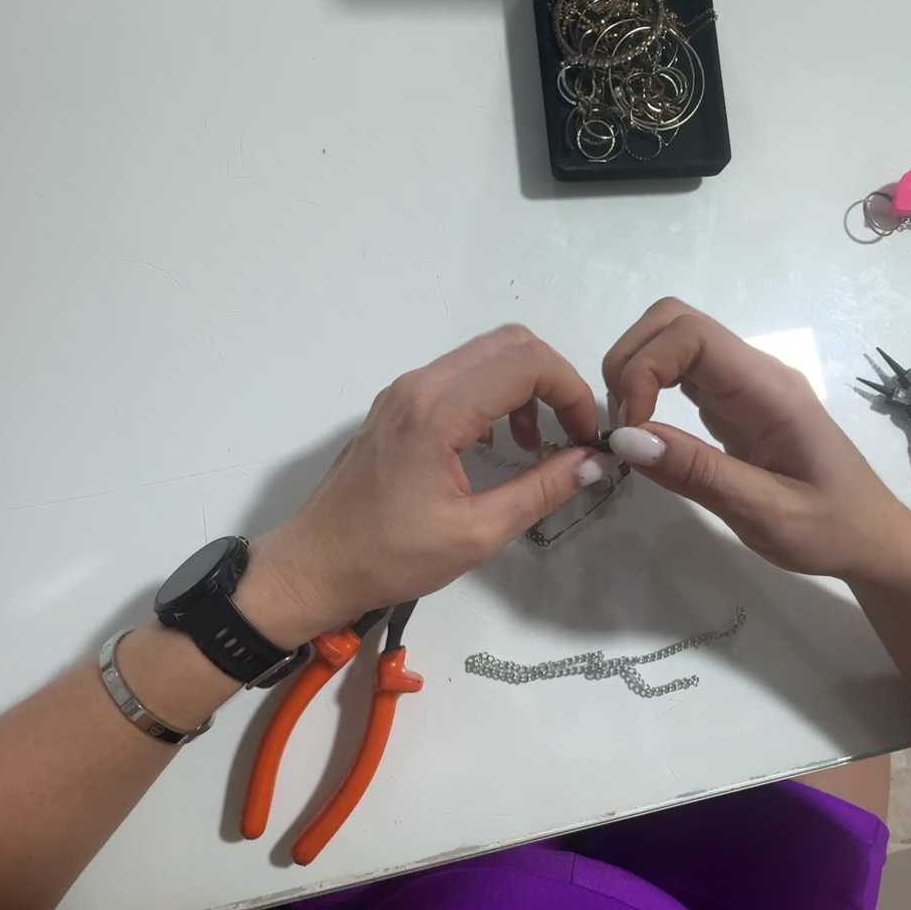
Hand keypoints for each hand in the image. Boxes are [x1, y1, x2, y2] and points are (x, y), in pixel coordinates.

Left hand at [242, 325, 605, 640]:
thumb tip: (594, 462)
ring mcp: (402, 392)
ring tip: (530, 445)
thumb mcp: (476, 533)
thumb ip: (541, 491)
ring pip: (482, 356)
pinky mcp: (394, 406)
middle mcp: (419, 385)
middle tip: (568, 433)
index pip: (527, 363)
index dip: (572, 392)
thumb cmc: (390, 557)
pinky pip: (456, 377)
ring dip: (521, 387)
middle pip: (509, 344)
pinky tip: (492, 445)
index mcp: (438, 412)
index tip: (586, 436)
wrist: (316, 565)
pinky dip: (490, 395)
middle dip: (552, 381)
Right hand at [601, 298, 910, 579]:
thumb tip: (626, 438)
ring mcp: (741, 386)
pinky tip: (645, 435)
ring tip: (629, 434)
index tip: (629, 428)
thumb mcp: (764, 513)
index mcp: (769, 390)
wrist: (870, 541)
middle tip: (622, 427)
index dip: (644, 368)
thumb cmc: (829, 530)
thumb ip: (696, 473)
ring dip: (633, 374)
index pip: (692, 334)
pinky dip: (646, 392)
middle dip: (630, 361)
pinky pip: (679, 374)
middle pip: (674, 321)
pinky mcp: (729, 405)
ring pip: (672, 341)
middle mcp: (754, 373)